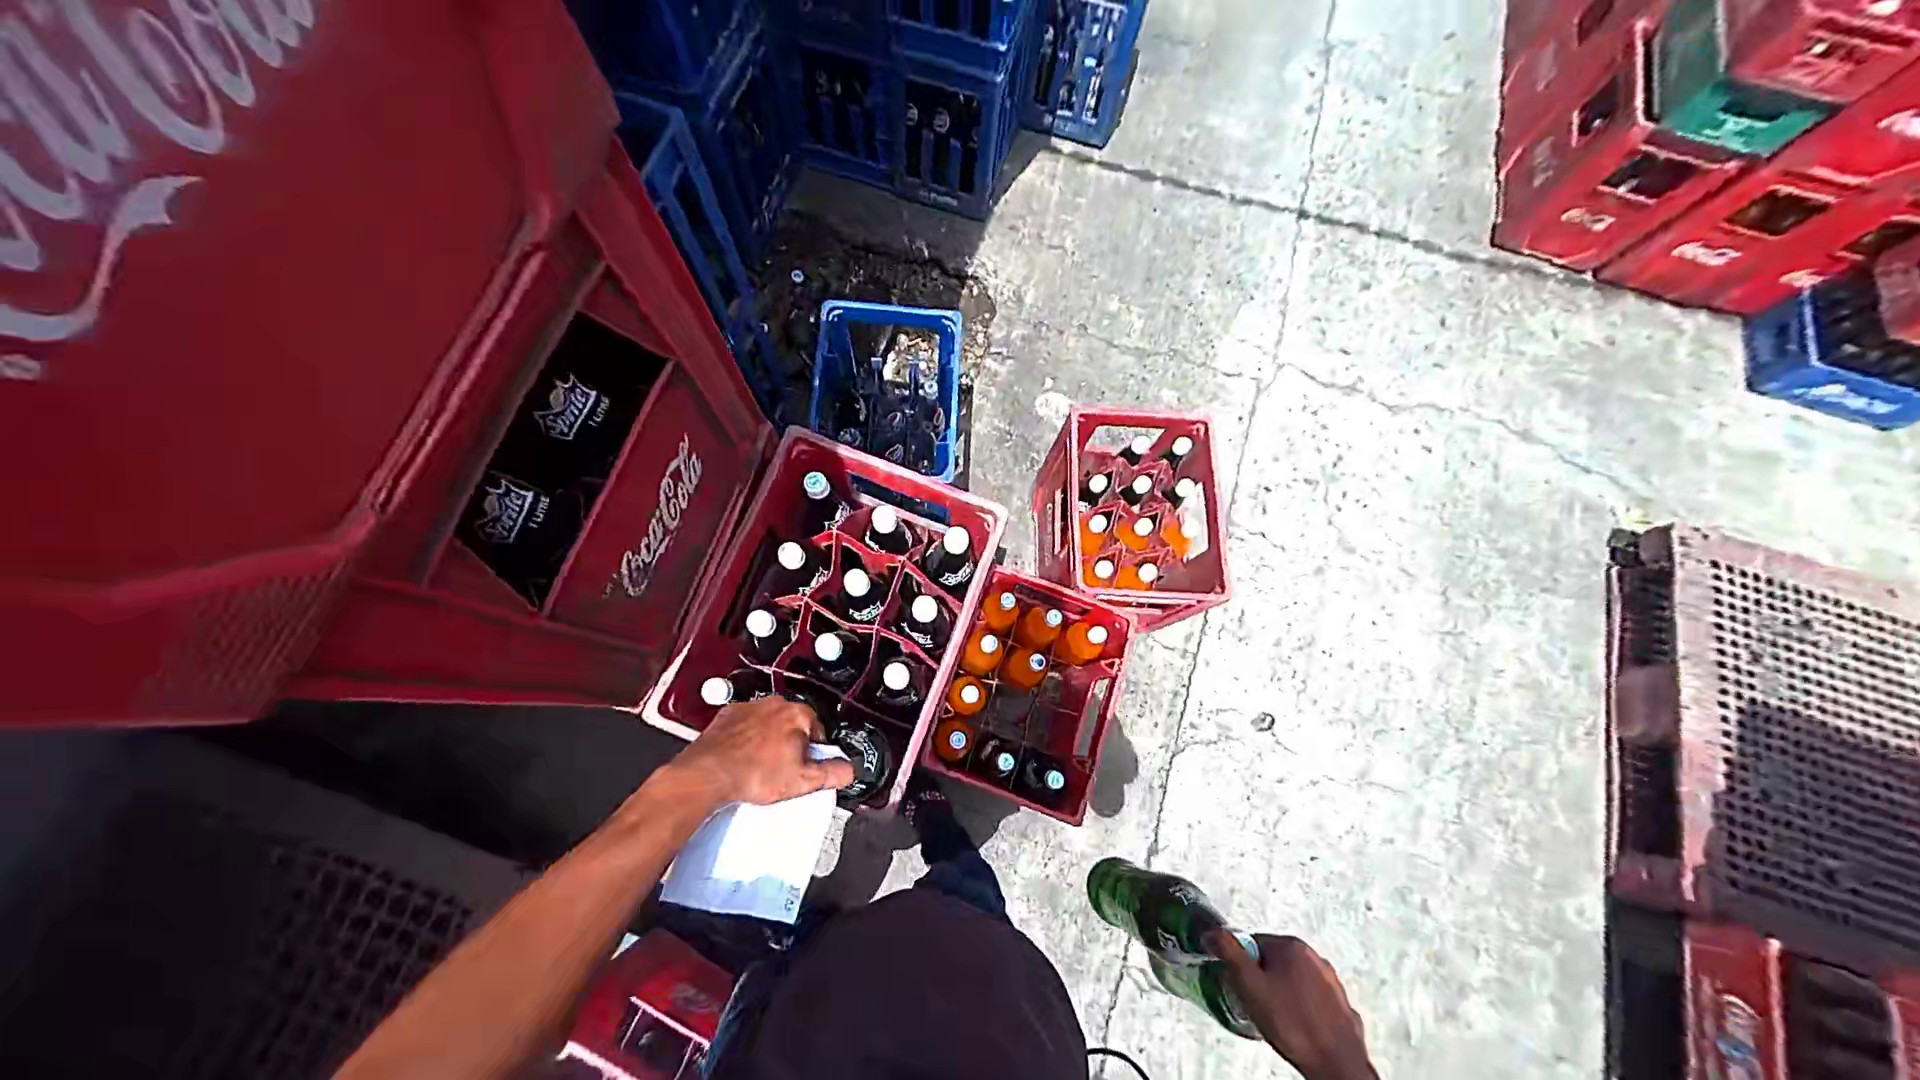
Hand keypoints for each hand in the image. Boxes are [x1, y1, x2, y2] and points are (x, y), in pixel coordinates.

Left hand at [661, 695, 856, 808]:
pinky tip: (743, 759)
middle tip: (784, 769)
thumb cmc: (750, 774)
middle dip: (791, 744)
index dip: (814, 752)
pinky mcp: (728, 715)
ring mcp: (750, 708)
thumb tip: (847, 770)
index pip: (818, 730)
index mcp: (798, 714)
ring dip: (768, 740)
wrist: (707, 774)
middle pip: (793, 725)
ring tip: (761, 767)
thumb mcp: (801, 781)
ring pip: (769, 723)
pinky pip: (745, 725)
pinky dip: (746, 738)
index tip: (806, 765)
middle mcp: (775, 704)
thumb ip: (831, 773)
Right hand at [1206, 932, 1378, 1079]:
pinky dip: (1304, 1009)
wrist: (1335, 1065)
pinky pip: (1314, 1000)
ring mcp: (1333, 983)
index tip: (1244, 987)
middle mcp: (1315, 958)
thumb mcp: (1248, 984)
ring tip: (1278, 1019)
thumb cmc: (1291, 1023)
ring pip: (1295, 980)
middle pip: (1275, 961)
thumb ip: (1228, 952)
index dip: (1243, 966)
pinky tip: (1299, 1027)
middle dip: (1263, 979)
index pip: (1253, 943)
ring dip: (1284, 994)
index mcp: (1292, 946)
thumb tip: (1211, 931)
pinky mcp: (1343, 1006)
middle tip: (1258, 1003)